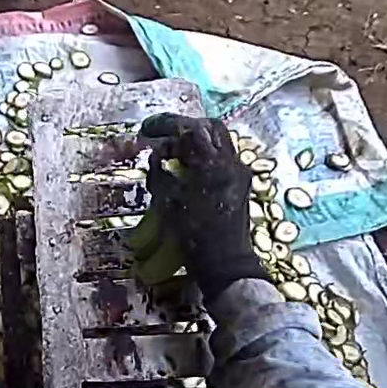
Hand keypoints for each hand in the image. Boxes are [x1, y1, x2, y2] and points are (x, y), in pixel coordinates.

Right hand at [139, 114, 266, 296]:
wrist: (226, 262)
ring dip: (194, 141)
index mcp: (212, 167)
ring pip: (218, 140)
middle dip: (184, 128)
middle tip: (161, 136)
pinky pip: (221, 156)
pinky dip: (202, 155)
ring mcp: (239, 171)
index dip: (166, 125)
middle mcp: (231, 162)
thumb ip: (162, 175)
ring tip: (171, 153)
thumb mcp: (170, 204)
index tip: (146, 130)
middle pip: (210, 128)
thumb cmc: (195, 237)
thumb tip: (156, 156)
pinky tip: (186, 167)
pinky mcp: (240, 181)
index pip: (191, 130)